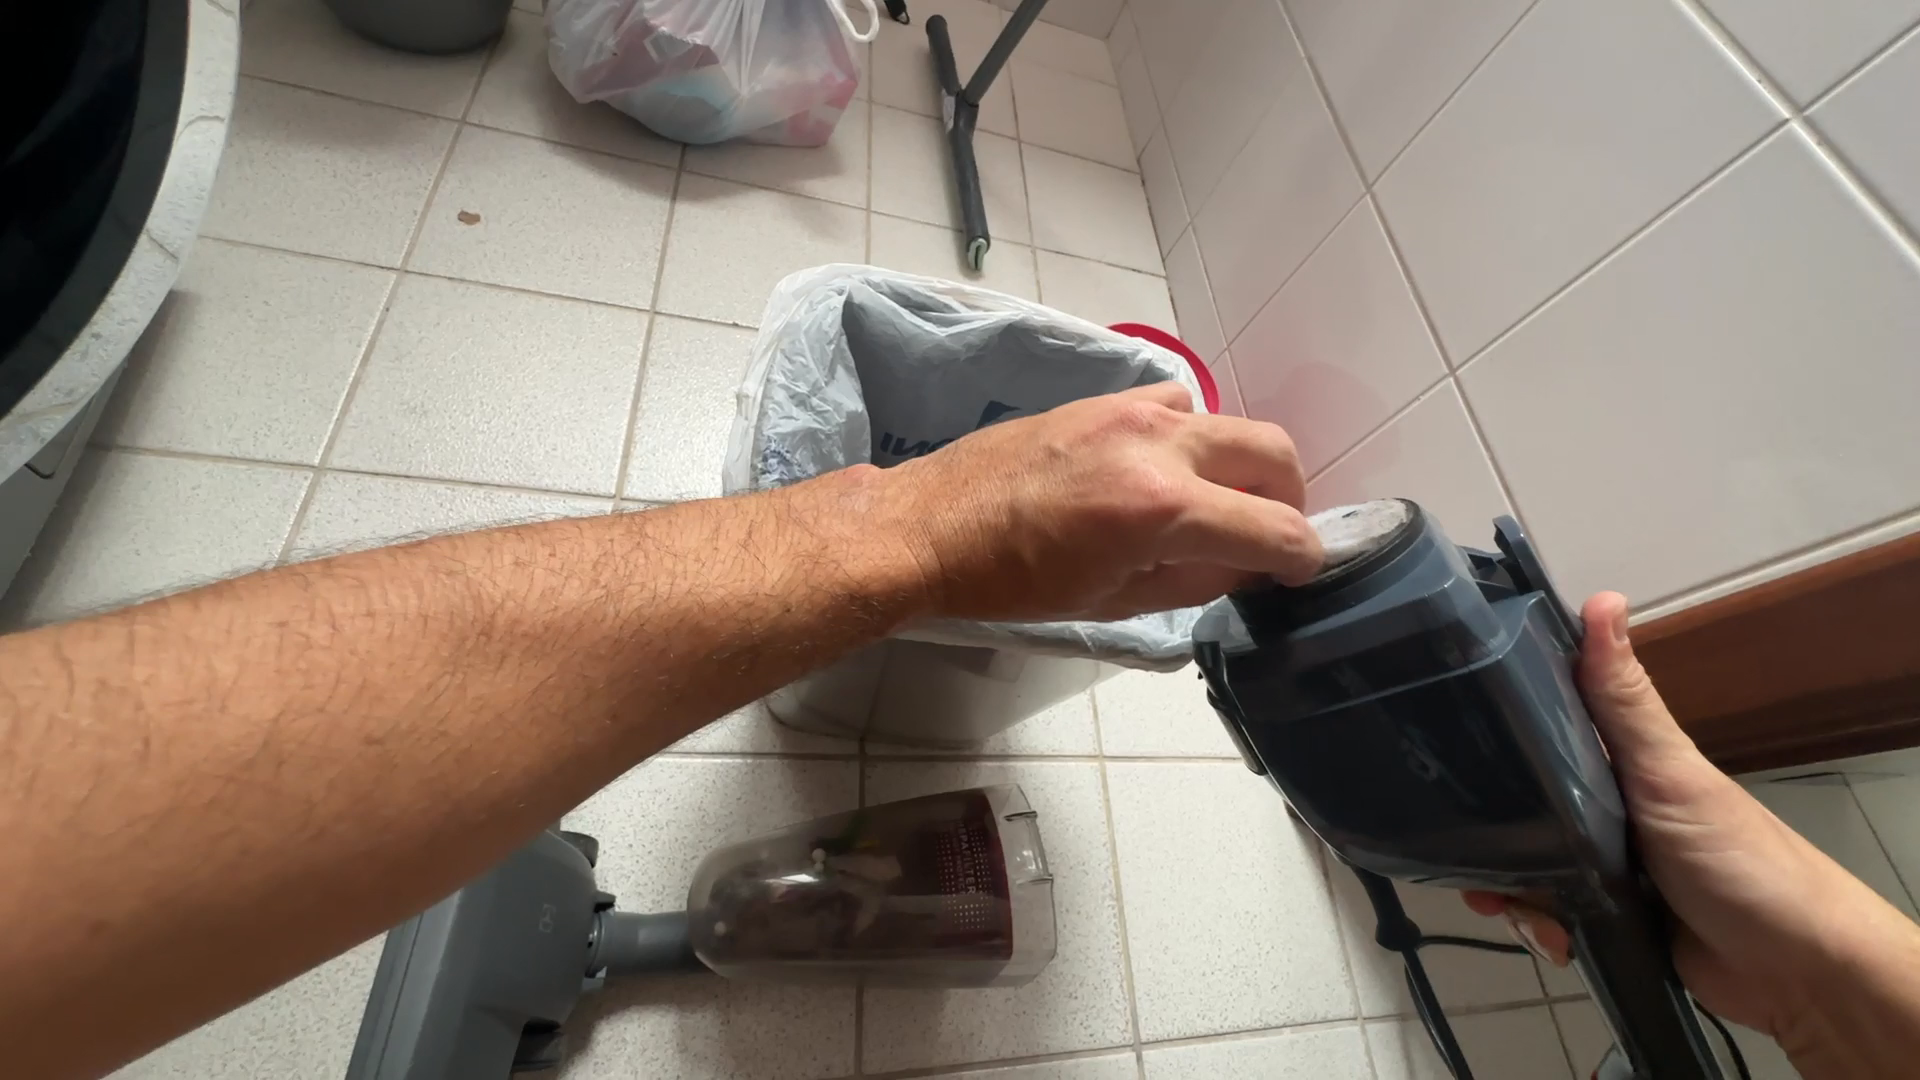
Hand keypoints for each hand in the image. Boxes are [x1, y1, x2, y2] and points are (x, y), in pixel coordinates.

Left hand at [872, 382, 1321, 621]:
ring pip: (1225, 422)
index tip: (1298, 570)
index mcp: (1162, 509)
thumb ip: (1195, 580)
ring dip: (1235, 463)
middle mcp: (1157, 445)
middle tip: (1265, 533)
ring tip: (1206, 503)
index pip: (1274, 527)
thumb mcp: (1113, 601)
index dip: (1301, 556)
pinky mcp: (1099, 399)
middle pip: (1272, 451)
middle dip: (1287, 497)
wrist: (932, 525)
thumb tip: (1245, 564)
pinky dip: (1187, 436)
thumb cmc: (1011, 581)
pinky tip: (1154, 468)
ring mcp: (1127, 411)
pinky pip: (1174, 405)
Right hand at [1467, 592, 1919, 1049]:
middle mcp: (1592, 803)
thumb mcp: (1668, 770)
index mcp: (1603, 759)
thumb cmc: (1737, 858)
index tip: (1431, 735)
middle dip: (1478, 823)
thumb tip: (1600, 600)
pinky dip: (1533, 919)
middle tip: (1451, 837)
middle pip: (1509, 799)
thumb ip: (1623, 697)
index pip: (1526, 727)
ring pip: (1517, 856)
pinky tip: (1540, 929)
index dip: (1478, 730)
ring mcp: (1595, 858)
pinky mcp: (1598, 911)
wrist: (1800, 976)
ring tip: (1491, 899)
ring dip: (1499, 881)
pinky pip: (1542, 907)